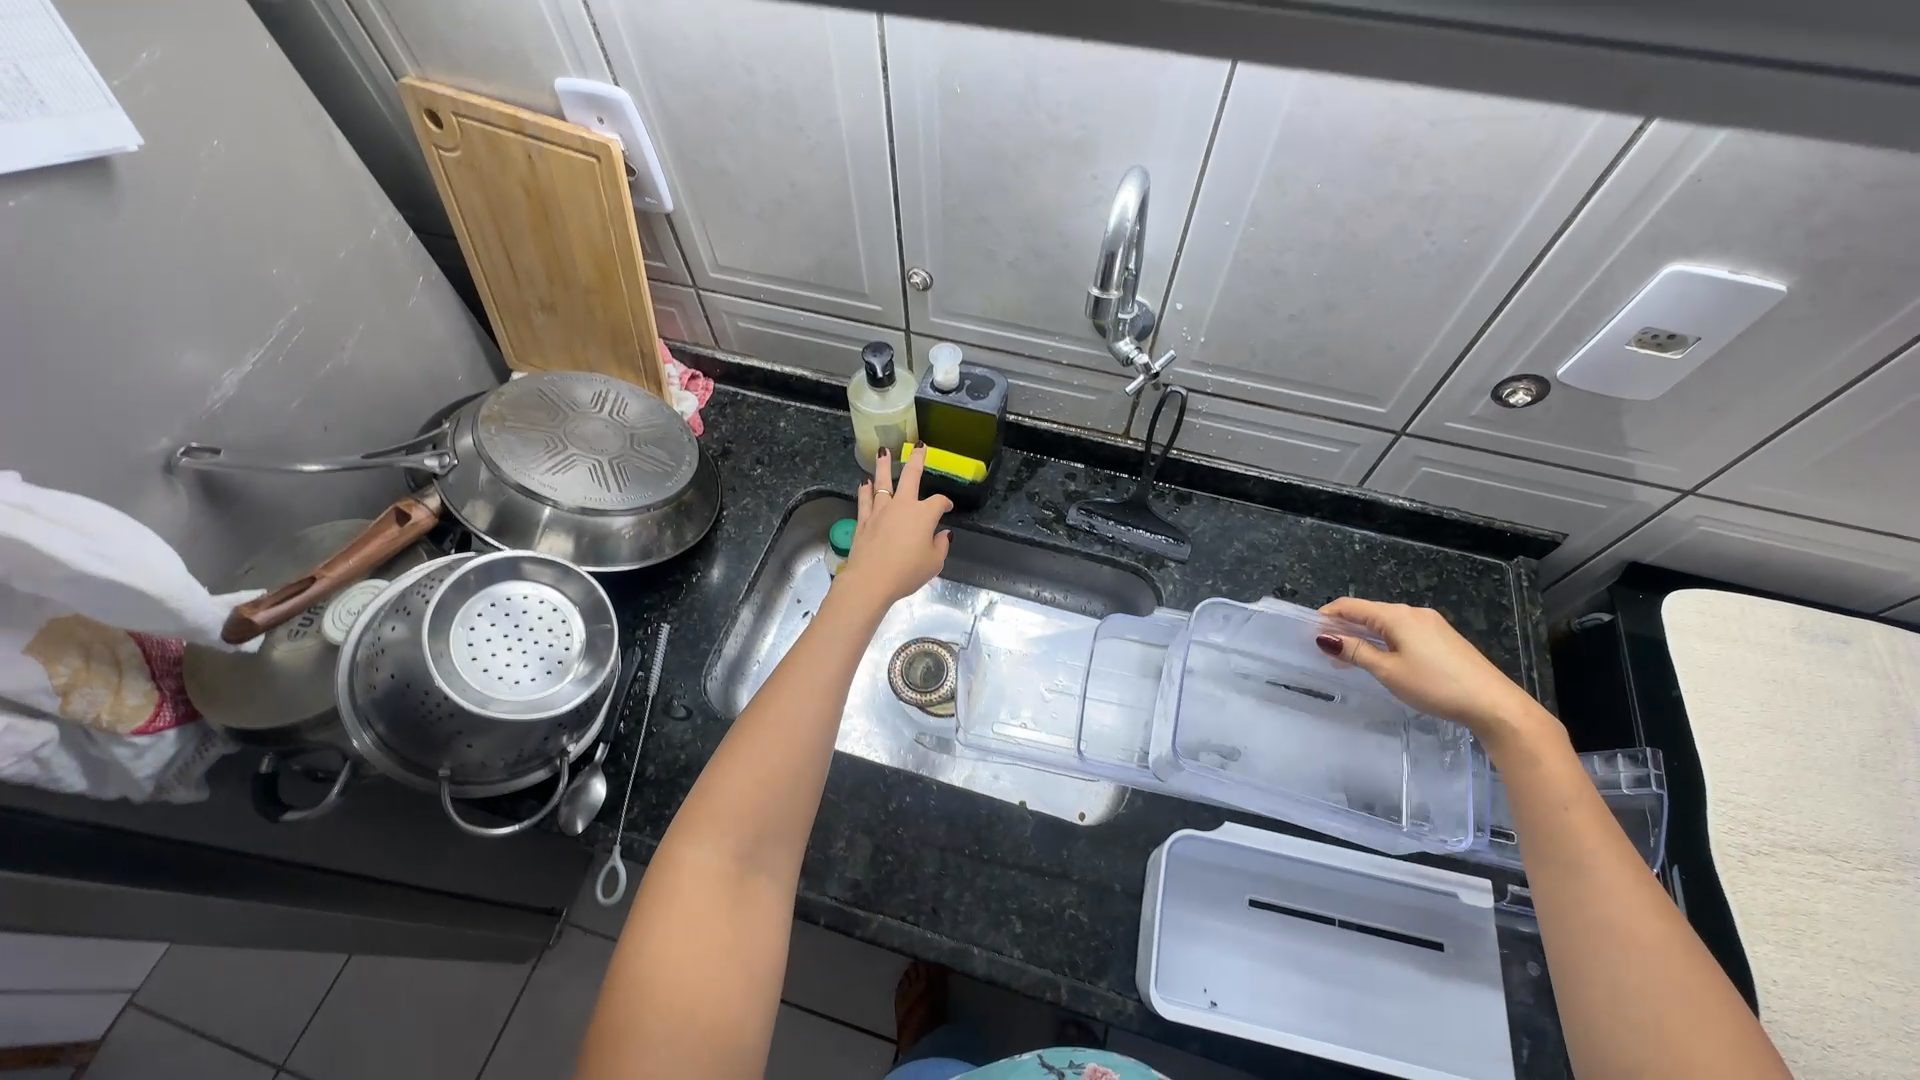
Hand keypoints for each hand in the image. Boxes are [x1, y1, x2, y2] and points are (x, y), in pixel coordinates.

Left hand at [838, 446, 952, 607]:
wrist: (871, 580)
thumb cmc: (907, 572)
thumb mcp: (934, 563)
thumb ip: (941, 546)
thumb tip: (944, 535)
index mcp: (924, 514)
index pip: (939, 502)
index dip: (946, 503)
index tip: (948, 508)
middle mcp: (902, 506)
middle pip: (911, 476)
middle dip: (917, 460)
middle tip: (919, 447)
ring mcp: (880, 511)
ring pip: (883, 483)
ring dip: (884, 466)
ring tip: (883, 452)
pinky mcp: (863, 521)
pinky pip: (865, 500)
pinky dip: (866, 490)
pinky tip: (865, 483)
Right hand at [1316, 598, 1563, 756]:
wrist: (1493, 703)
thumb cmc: (1435, 685)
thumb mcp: (1388, 671)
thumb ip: (1356, 652)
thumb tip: (1325, 638)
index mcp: (1396, 615)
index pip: (1350, 605)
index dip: (1326, 616)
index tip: (1308, 634)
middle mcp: (1412, 612)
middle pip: (1368, 612)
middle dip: (1344, 627)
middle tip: (1325, 652)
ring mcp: (1431, 623)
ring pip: (1386, 623)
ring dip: (1364, 636)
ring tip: (1349, 660)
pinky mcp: (1442, 637)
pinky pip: (1403, 631)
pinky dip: (1384, 641)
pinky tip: (1381, 660)